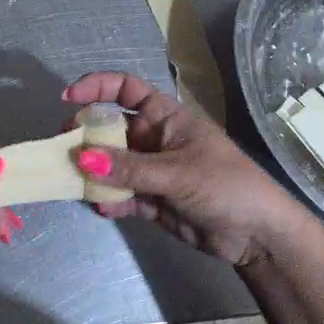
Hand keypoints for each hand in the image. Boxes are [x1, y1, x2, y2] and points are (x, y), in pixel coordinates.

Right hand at [65, 71, 303, 264]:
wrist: (259, 236)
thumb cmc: (225, 185)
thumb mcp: (176, 173)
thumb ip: (128, 168)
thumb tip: (82, 157)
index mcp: (165, 116)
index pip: (126, 89)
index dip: (96, 87)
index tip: (69, 99)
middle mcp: (154, 138)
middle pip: (110, 128)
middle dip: (86, 136)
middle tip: (64, 148)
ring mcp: (151, 169)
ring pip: (111, 163)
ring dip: (93, 172)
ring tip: (75, 182)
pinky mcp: (152, 200)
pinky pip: (121, 194)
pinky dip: (108, 200)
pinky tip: (101, 207)